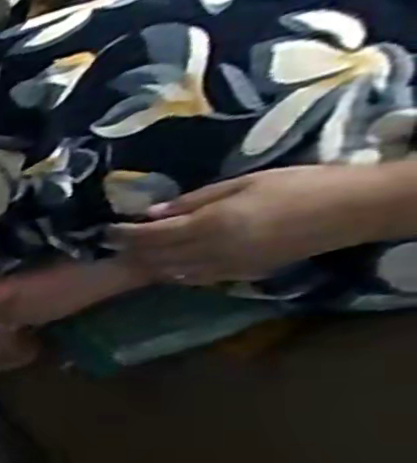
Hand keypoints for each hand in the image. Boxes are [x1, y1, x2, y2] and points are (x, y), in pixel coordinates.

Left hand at [107, 167, 381, 285]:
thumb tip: (152, 213)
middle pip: (152, 257)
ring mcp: (223, 267)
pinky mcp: (239, 275)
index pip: (149, 236)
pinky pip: (193, 278)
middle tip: (114, 243)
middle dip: (129, 251)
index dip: (122, 235)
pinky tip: (167, 265)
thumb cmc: (301, 186)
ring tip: (134, 254)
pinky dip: (173, 272)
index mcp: (208, 225)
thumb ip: (194, 201)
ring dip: (147, 264)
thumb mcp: (244, 183)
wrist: (355, 209)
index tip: (106, 230)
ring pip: (168, 271)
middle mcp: (208, 251)